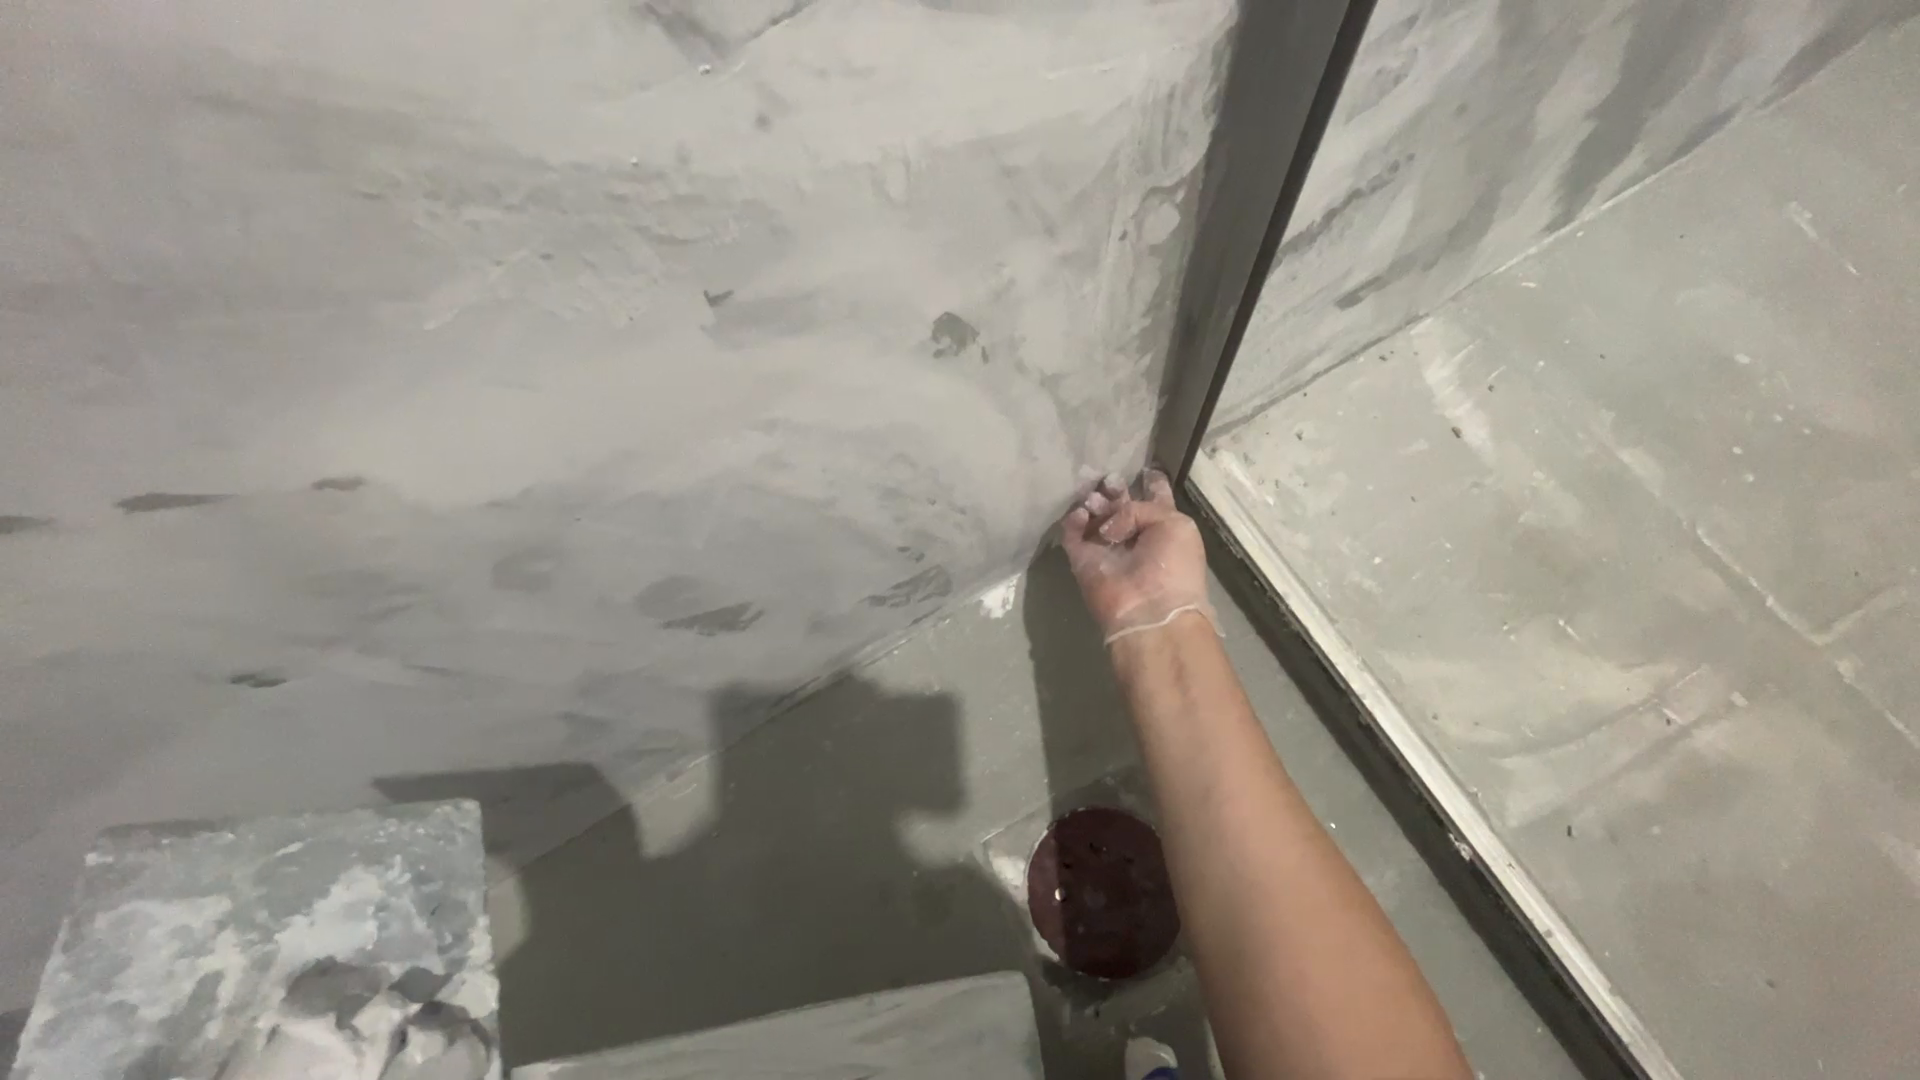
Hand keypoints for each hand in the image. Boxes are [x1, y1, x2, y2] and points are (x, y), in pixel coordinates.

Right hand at [1060, 469, 1212, 642]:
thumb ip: (1141, 507)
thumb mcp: (1175, 523)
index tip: (1146, 467)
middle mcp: (1134, 535)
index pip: (1155, 498)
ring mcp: (1106, 547)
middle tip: (1110, 481)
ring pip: (1093, 515)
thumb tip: (1109, 527)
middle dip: (1114, 488)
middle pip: (1119, 503)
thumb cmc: (1172, 566)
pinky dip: (1074, 520)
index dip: (1151, 482)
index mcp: (1164, 526)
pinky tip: (1082, 515)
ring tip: (1095, 500)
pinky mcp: (1082, 560)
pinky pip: (1072, 533)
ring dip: (1093, 502)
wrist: (1149, 608)